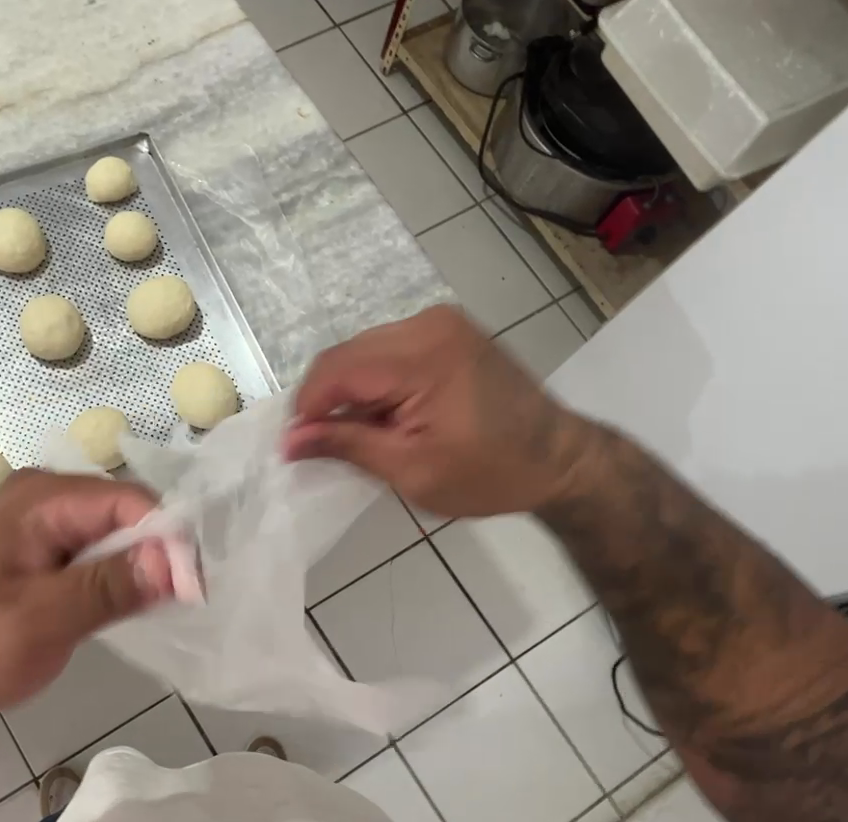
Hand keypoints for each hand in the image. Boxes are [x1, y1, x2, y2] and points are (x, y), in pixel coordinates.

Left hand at [0, 469, 172, 713]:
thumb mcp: (42, 620)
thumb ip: (109, 586)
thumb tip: (176, 561)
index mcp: (37, 499)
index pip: (127, 500)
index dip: (166, 539)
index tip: (192, 589)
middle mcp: (42, 498)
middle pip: (124, 511)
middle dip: (157, 551)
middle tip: (182, 600)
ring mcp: (42, 524)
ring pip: (114, 533)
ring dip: (140, 566)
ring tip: (164, 604)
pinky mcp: (44, 551)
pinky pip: (97, 551)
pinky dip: (118, 575)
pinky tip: (131, 602)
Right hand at [282, 304, 601, 517]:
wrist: (558, 458)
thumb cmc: (489, 474)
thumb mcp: (411, 471)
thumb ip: (347, 446)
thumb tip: (289, 441)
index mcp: (423, 357)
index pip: (335, 371)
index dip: (306, 409)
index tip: (295, 449)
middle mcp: (428, 325)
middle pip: (345, 356)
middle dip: (325, 401)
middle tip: (324, 446)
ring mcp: (440, 322)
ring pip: (361, 351)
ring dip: (348, 392)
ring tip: (360, 434)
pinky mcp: (446, 330)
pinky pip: (386, 350)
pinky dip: (373, 382)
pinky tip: (384, 415)